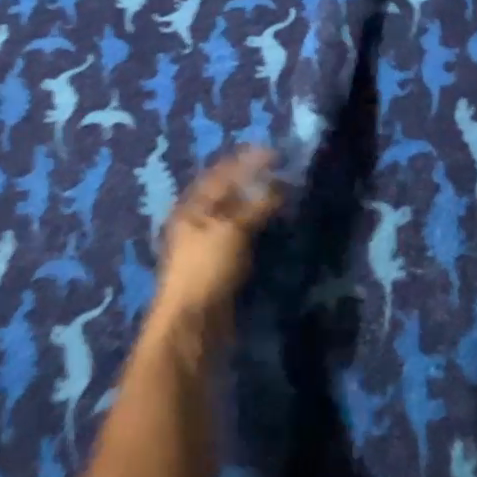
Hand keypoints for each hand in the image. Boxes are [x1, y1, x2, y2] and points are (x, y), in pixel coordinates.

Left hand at [148, 146, 281, 348]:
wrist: (192, 324)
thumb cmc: (206, 270)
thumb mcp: (232, 230)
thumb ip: (256, 206)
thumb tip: (279, 187)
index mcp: (191, 207)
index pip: (220, 174)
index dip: (244, 161)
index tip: (272, 152)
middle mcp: (196, 223)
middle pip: (228, 195)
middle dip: (254, 184)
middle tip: (283, 174)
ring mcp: (206, 247)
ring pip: (236, 218)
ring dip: (258, 208)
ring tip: (284, 198)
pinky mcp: (218, 269)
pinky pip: (242, 240)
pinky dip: (258, 231)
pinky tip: (275, 229)